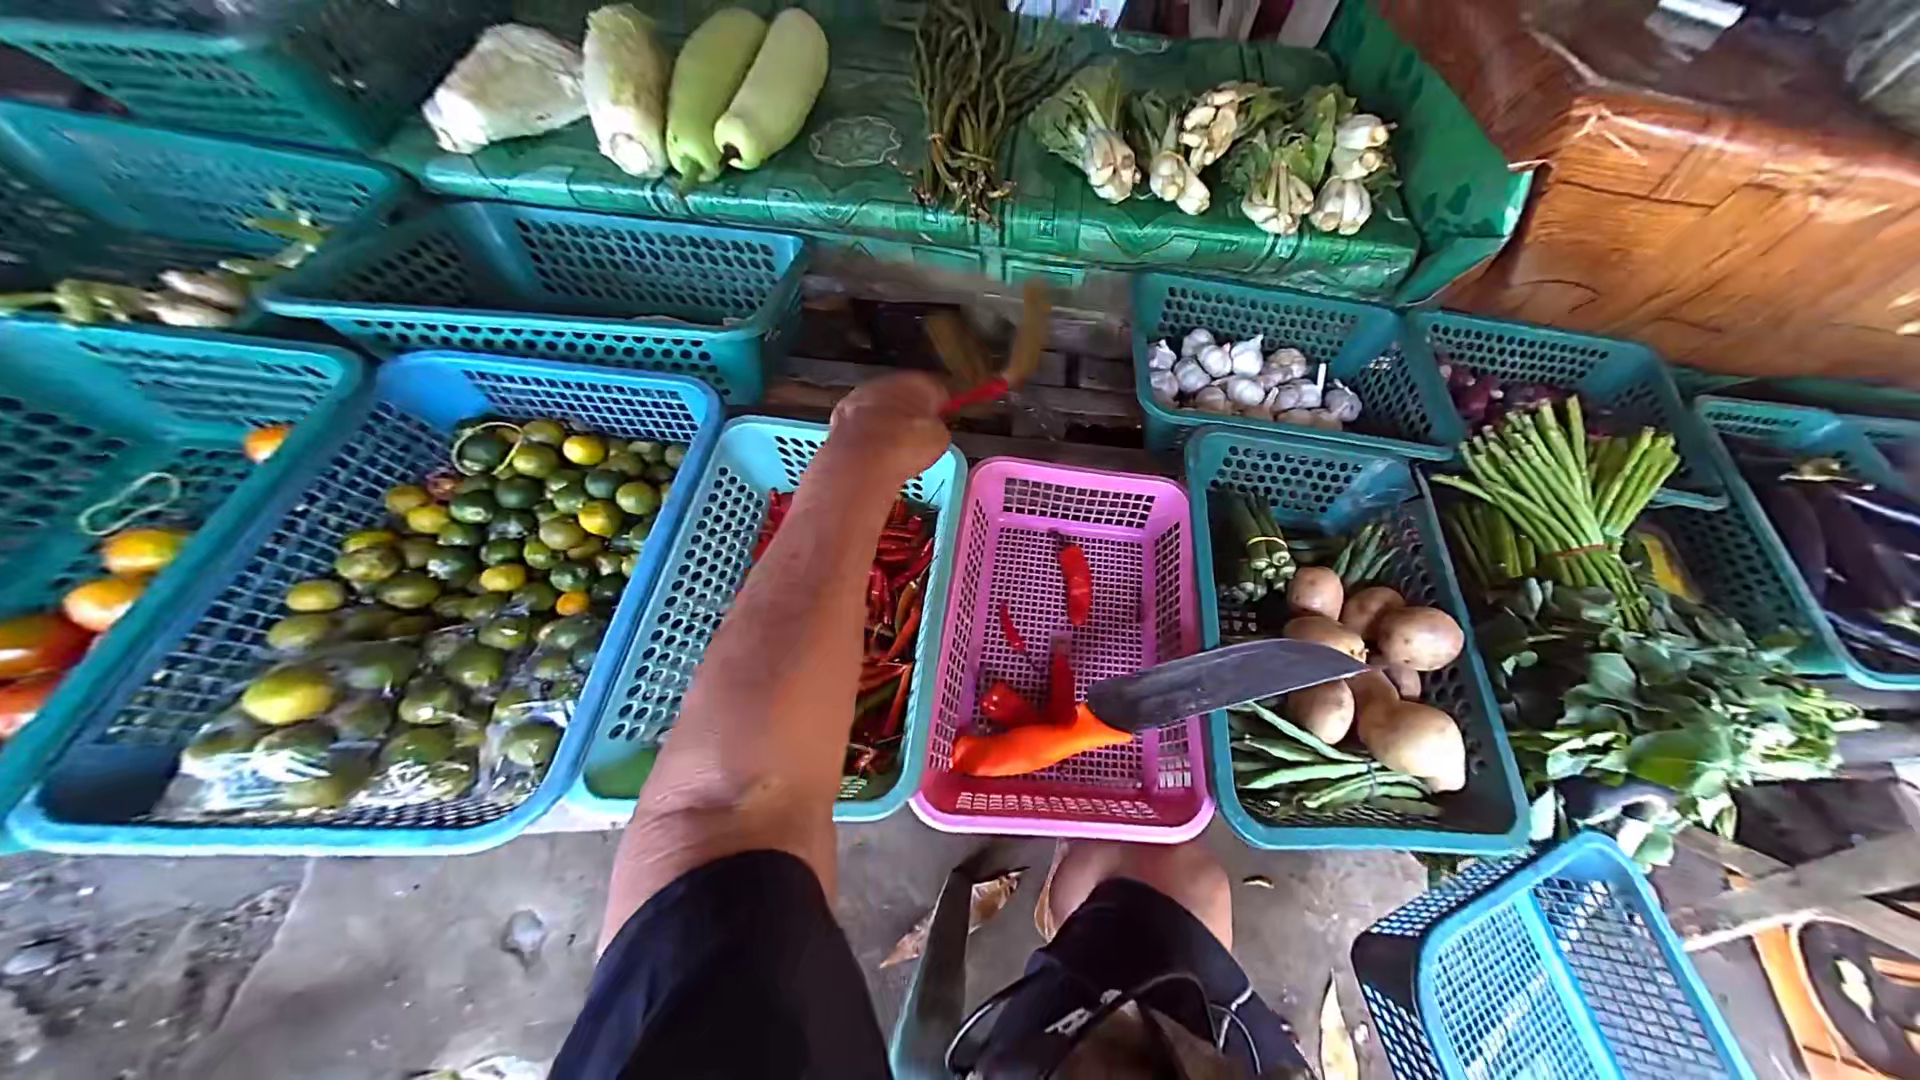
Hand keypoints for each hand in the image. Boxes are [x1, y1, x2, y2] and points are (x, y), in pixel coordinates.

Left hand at [825, 372, 949, 485]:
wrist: (861, 461)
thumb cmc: (904, 445)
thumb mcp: (939, 440)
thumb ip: (938, 429)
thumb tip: (934, 433)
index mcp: (916, 381)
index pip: (935, 388)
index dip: (940, 406)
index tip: (942, 420)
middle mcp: (885, 383)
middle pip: (903, 395)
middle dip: (910, 412)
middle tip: (918, 435)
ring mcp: (860, 398)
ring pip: (879, 408)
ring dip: (886, 423)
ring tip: (896, 449)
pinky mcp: (840, 418)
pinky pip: (860, 424)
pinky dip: (867, 436)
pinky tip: (874, 454)